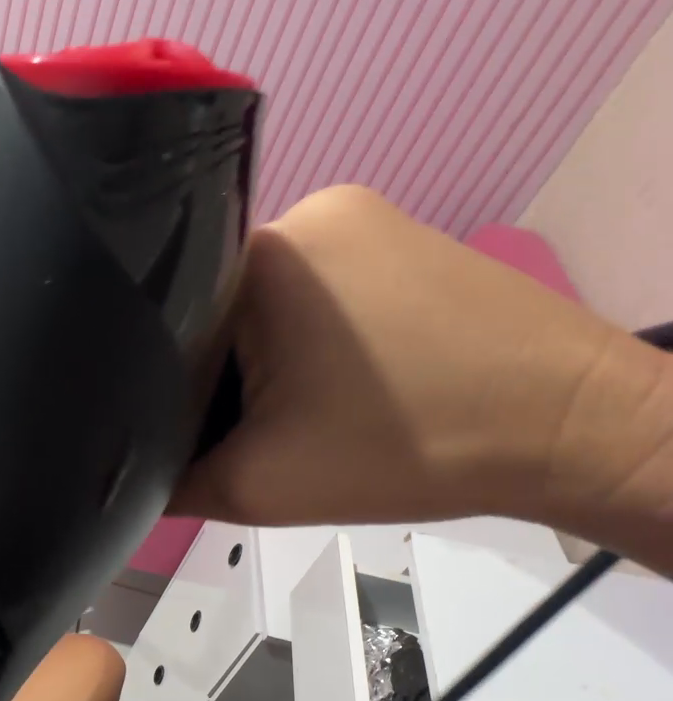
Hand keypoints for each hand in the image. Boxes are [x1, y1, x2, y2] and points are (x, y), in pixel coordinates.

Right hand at [173, 185, 661, 532]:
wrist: (578, 432)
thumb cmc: (412, 449)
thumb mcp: (252, 488)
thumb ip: (162, 486)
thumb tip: (122, 481)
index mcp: (265, 254)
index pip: (161, 314)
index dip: (149, 376)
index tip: (159, 424)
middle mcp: (306, 212)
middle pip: (203, 303)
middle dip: (200, 366)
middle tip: (214, 426)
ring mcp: (359, 216)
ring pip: (249, 297)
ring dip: (243, 351)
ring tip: (264, 405)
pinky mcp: (396, 235)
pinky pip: (300, 286)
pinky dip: (288, 333)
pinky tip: (312, 377)